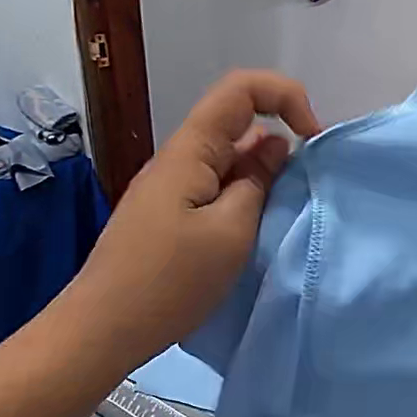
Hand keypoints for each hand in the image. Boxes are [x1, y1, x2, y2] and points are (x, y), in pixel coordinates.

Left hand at [62, 70, 321, 368]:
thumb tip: (275, 147)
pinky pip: (214, 191)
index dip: (285, 97)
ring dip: (262, 177)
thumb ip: (258, 183)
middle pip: (236, 125)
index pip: (241, 89)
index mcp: (191, 149)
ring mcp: (171, 189)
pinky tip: (254, 231)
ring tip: (283, 215)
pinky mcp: (169, 217)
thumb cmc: (170, 280)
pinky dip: (242, 200)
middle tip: (304, 190)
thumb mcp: (230, 232)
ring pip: (227, 162)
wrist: (104, 326)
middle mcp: (179, 159)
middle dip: (279, 143)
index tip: (312, 138)